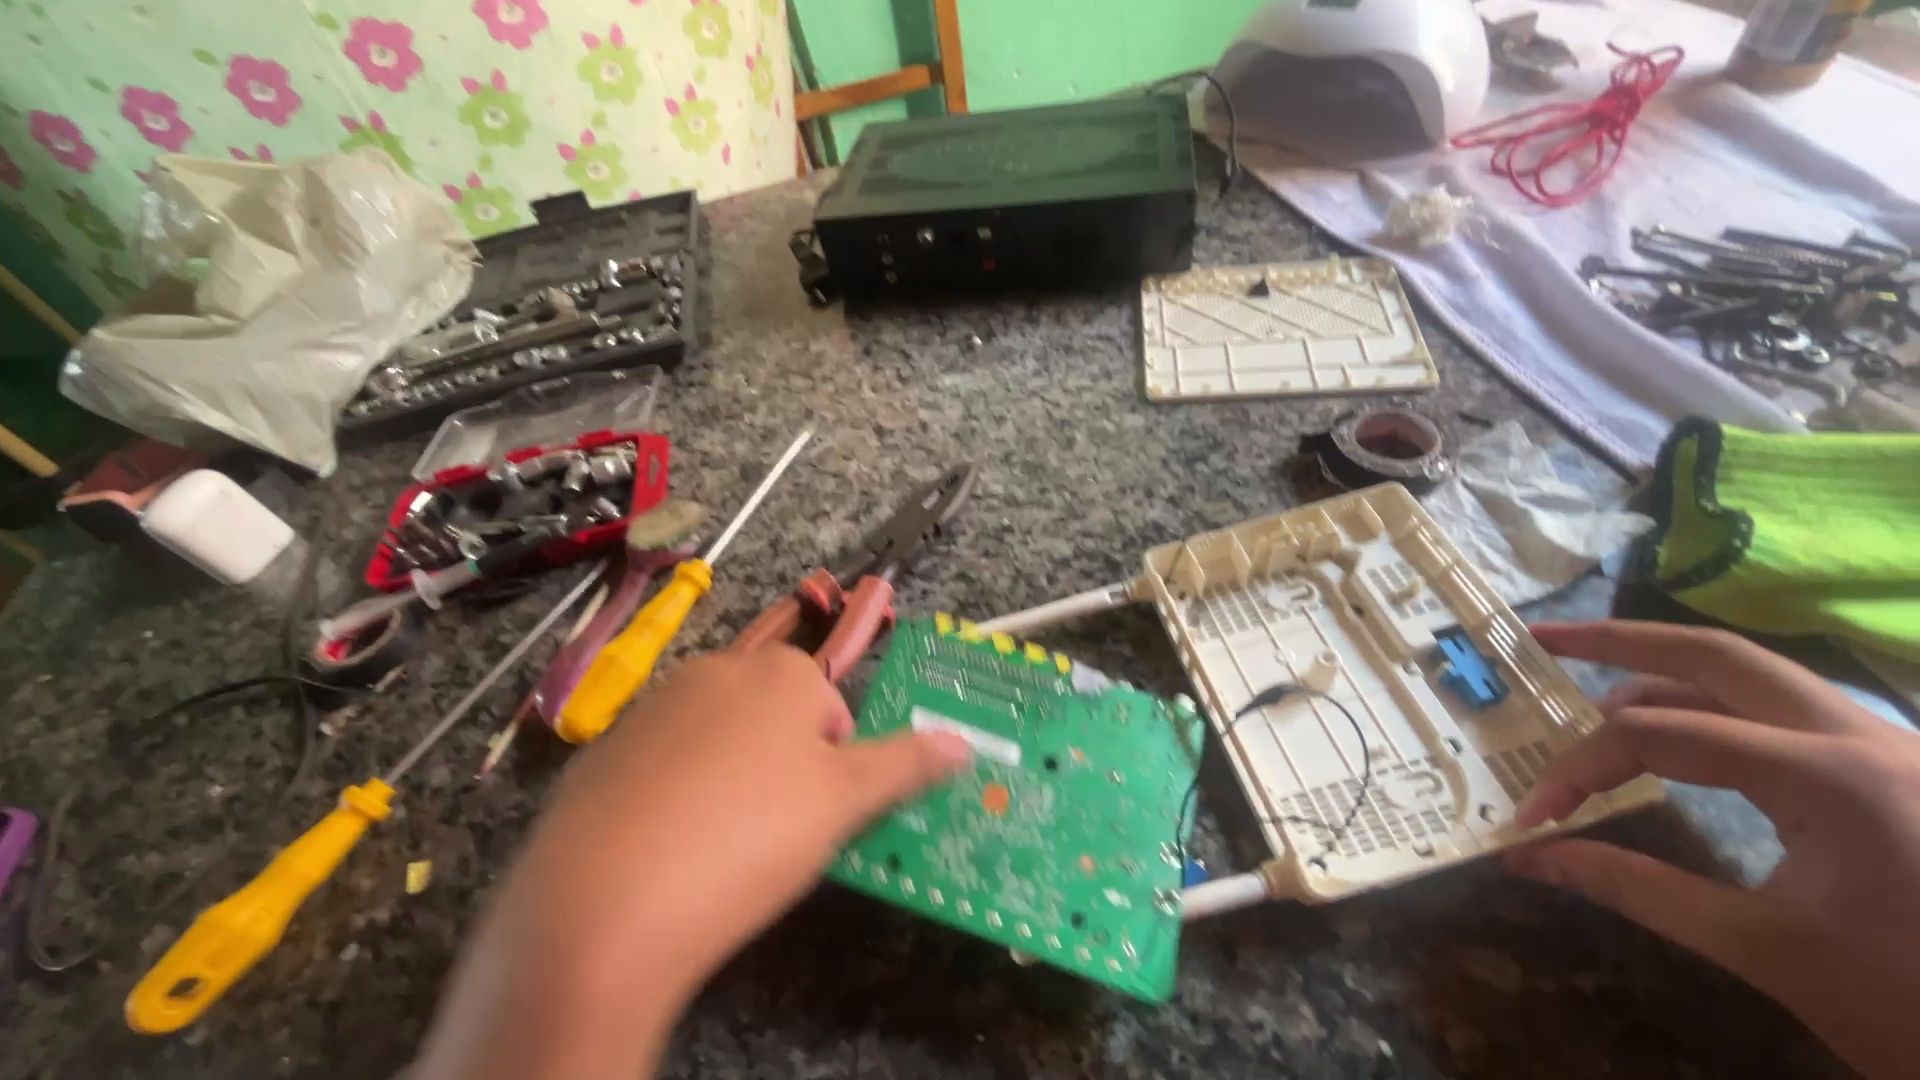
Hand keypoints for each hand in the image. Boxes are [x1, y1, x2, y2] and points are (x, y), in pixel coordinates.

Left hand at [414, 645, 971, 1078]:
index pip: (829, 704)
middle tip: (777, 830)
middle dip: (784, 762)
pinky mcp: (603, 751)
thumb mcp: (844, 803)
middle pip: (772, 713)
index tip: (819, 811)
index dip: (833, 760)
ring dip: (730, 776)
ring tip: (720, 845)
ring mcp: (652, 707)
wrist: (606, 902)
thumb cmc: (751, 836)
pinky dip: (674, 794)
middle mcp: (715, 670)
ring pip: (716, 737)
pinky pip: (661, 764)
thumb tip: (962, 741)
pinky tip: (666, 848)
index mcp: (780, 673)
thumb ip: (905, 764)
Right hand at [1511, 621, 1919, 1079]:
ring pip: (1752, 675)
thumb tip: (1526, 859)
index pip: (1654, 736)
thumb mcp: (1763, 949)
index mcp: (1827, 777)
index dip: (1578, 769)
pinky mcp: (1892, 768)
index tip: (1535, 817)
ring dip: (1663, 671)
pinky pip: (1783, 710)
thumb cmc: (1912, 1004)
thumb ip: (1634, 887)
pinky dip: (1709, 703)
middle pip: (1713, 654)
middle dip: (1617, 641)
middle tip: (1542, 641)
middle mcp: (1861, 738)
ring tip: (1592, 692)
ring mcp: (1887, 747)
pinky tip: (1673, 729)